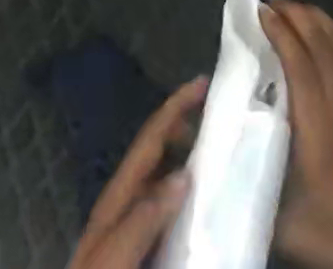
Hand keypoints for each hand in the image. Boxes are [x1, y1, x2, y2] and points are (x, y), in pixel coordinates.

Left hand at [66, 76, 207, 268]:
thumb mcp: (113, 257)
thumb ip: (142, 219)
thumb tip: (183, 175)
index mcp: (118, 197)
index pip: (150, 139)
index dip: (175, 106)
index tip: (203, 82)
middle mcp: (125, 202)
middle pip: (156, 150)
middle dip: (184, 124)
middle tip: (218, 114)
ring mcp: (131, 224)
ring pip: (163, 177)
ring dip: (186, 155)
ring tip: (218, 150)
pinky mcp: (141, 245)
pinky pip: (167, 207)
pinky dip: (185, 192)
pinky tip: (204, 202)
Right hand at [260, 0, 332, 268]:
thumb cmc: (330, 231)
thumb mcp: (281, 221)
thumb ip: (249, 186)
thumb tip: (209, 159)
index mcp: (319, 134)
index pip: (303, 69)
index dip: (283, 36)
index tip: (261, 13)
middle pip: (323, 47)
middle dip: (296, 16)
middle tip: (267, 3)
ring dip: (315, 19)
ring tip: (287, 8)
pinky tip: (316, 28)